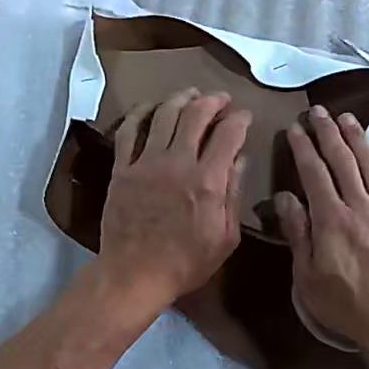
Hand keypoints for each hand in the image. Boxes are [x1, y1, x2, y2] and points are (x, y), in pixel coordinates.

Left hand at [98, 88, 251, 309]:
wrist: (134, 275)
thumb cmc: (187, 262)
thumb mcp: (226, 236)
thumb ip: (234, 193)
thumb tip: (241, 158)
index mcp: (208, 181)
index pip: (229, 134)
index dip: (240, 119)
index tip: (245, 117)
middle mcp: (177, 163)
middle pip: (196, 115)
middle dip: (214, 101)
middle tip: (222, 99)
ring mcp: (146, 163)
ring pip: (164, 115)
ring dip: (181, 98)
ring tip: (192, 94)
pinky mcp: (122, 169)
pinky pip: (129, 130)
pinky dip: (141, 112)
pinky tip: (152, 106)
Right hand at [274, 107, 368, 368]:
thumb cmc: (346, 304)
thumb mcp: (307, 277)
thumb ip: (298, 234)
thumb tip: (285, 197)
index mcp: (332, 219)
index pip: (314, 173)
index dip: (303, 147)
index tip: (295, 128)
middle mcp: (361, 206)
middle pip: (343, 160)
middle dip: (328, 133)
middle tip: (319, 111)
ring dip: (358, 139)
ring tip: (348, 118)